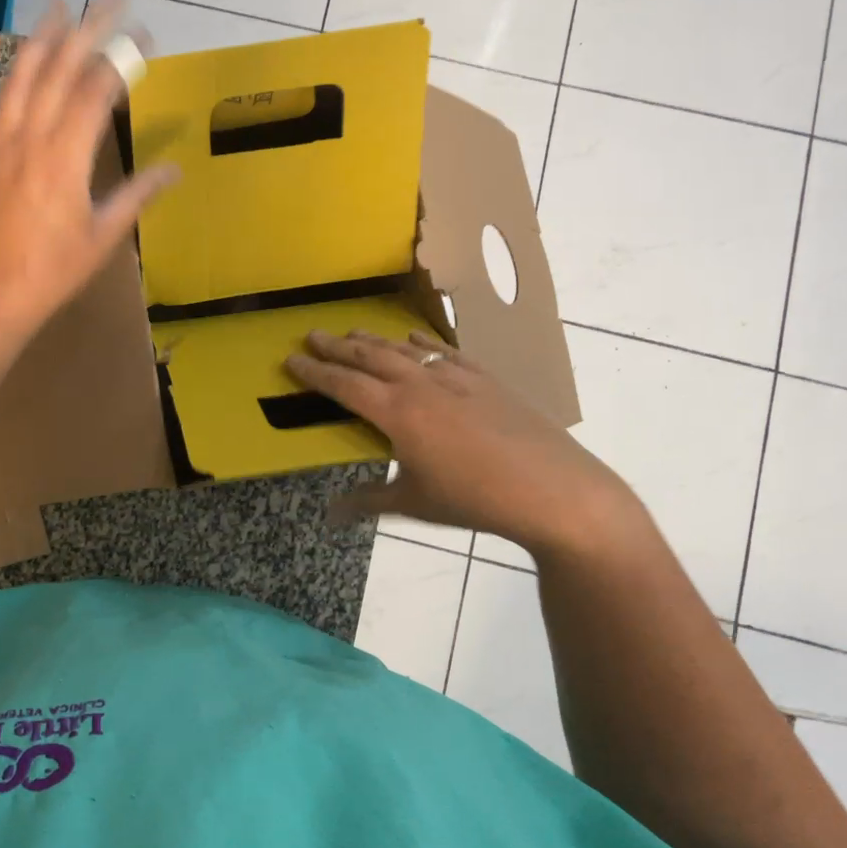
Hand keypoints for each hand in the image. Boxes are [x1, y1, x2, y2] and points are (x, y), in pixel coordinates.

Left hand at [0, 0, 178, 332]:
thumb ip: (137, 196)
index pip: (96, 91)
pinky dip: (14, 79)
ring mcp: (5, 149)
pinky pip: (1, 108)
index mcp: (65, 159)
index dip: (122, 59)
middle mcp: (32, 142)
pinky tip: (22, 68)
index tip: (145, 39)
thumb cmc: (56, 272)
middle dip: (88, 31)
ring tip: (57, 8)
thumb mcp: (104, 235)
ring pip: (22, 82)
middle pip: (60, 73)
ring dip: (42, 42)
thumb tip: (173, 170)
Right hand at [285, 330, 647, 557]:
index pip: (344, 386)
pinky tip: (414, 338)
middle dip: (337, 346)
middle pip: (370, 357)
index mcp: (397, 414)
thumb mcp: (414, 503)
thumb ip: (368, 501)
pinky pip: (447, 353)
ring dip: (375, 340)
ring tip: (352, 332)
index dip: (314, 373)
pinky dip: (424, 344)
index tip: (290, 360)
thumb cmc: (474, 500)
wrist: (556, 491)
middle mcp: (422, 387)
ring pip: (406, 351)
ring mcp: (457, 379)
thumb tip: (331, 514)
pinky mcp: (487, 381)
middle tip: (312, 335)